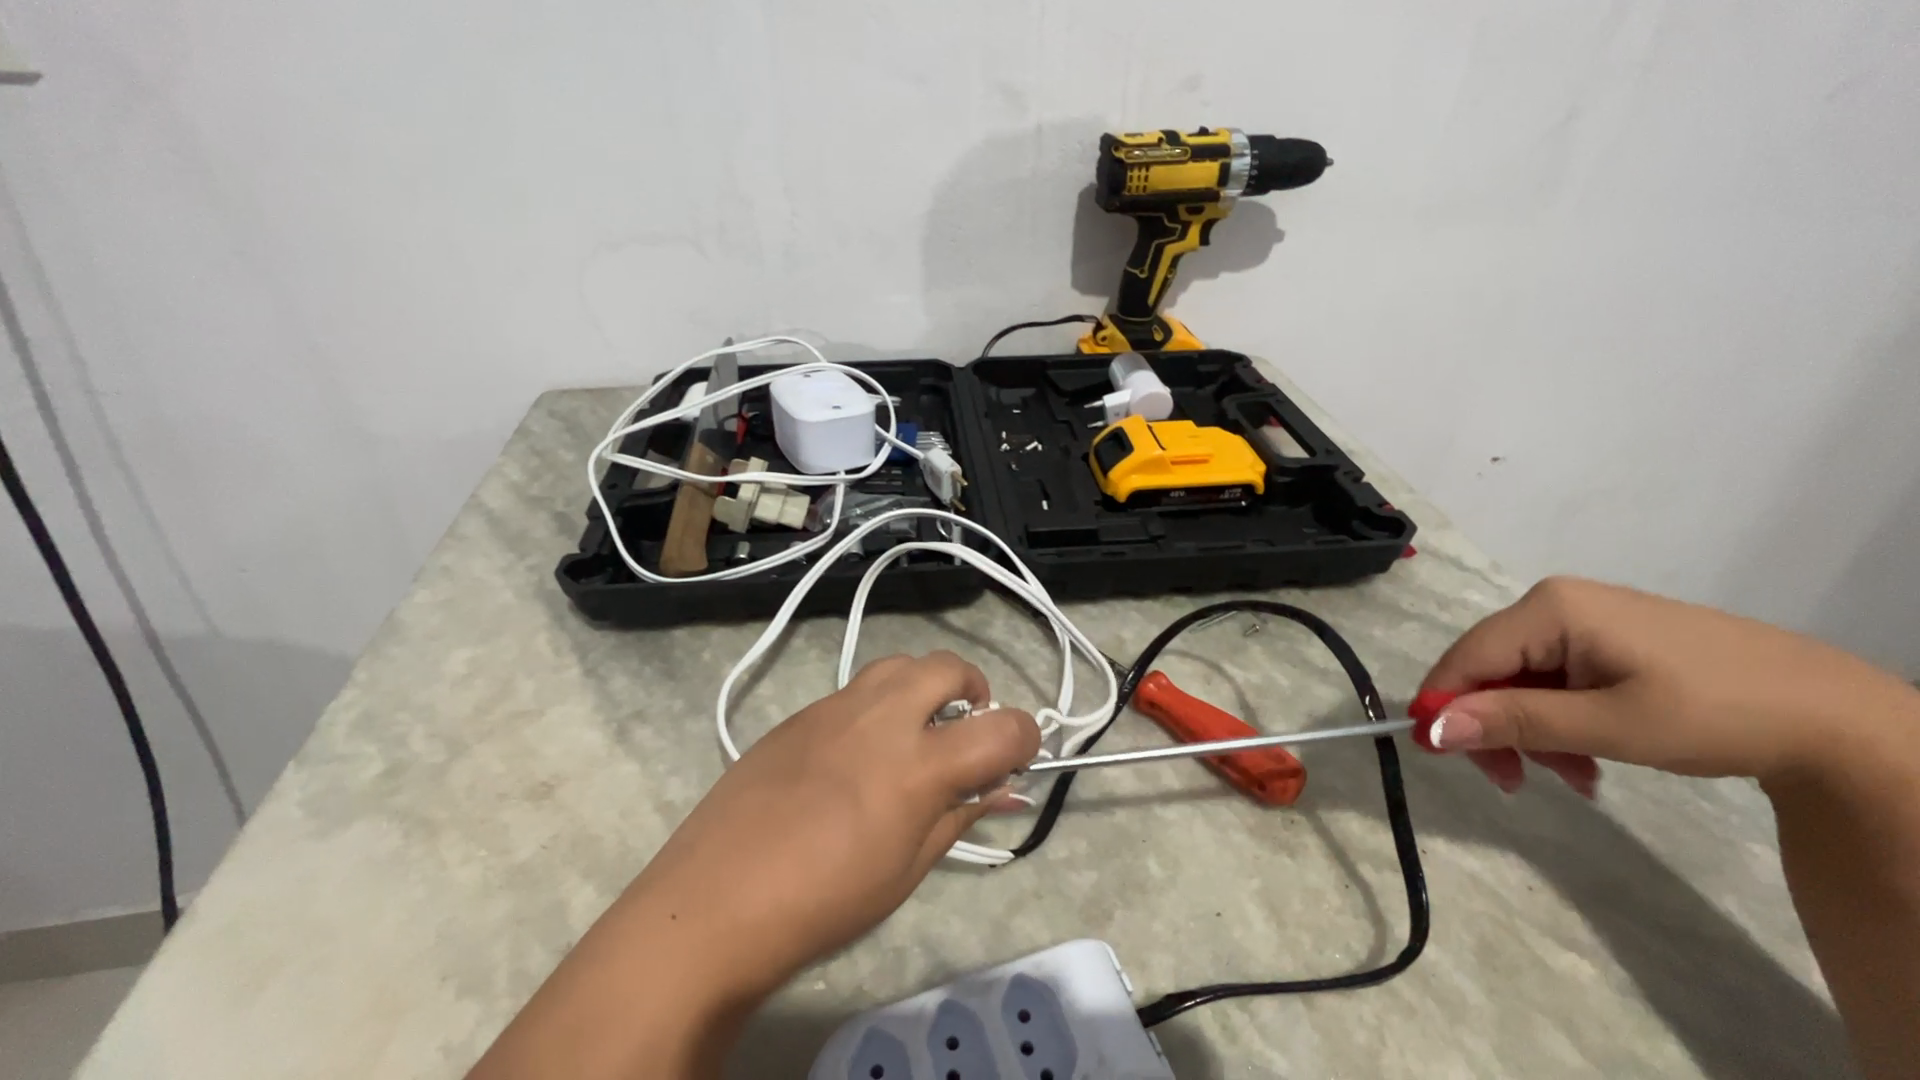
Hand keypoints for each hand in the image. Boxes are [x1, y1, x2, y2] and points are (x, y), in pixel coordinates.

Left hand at [622, 651, 1038, 1003]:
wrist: (715, 902)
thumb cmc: (824, 903)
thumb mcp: (907, 869)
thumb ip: (959, 816)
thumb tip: (1004, 792)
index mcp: (918, 764)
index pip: (1002, 727)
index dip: (1025, 738)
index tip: (1018, 760)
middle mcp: (880, 718)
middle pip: (946, 668)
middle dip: (974, 689)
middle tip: (968, 731)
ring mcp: (833, 710)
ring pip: (896, 666)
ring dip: (922, 687)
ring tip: (915, 732)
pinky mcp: (797, 716)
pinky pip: (852, 693)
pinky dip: (876, 708)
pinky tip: (857, 756)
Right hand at [1419, 576, 1918, 793]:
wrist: (1833, 715)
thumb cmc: (1716, 713)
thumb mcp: (1609, 726)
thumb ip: (1515, 723)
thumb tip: (1429, 729)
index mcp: (1551, 609)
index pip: (1468, 656)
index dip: (1443, 705)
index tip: (1440, 760)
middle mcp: (1557, 604)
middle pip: (1491, 669)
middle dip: (1498, 728)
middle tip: (1517, 783)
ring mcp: (1586, 620)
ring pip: (1522, 681)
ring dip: (1533, 734)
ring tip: (1576, 777)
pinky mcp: (1610, 641)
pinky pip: (1556, 681)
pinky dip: (1560, 722)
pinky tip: (1589, 758)